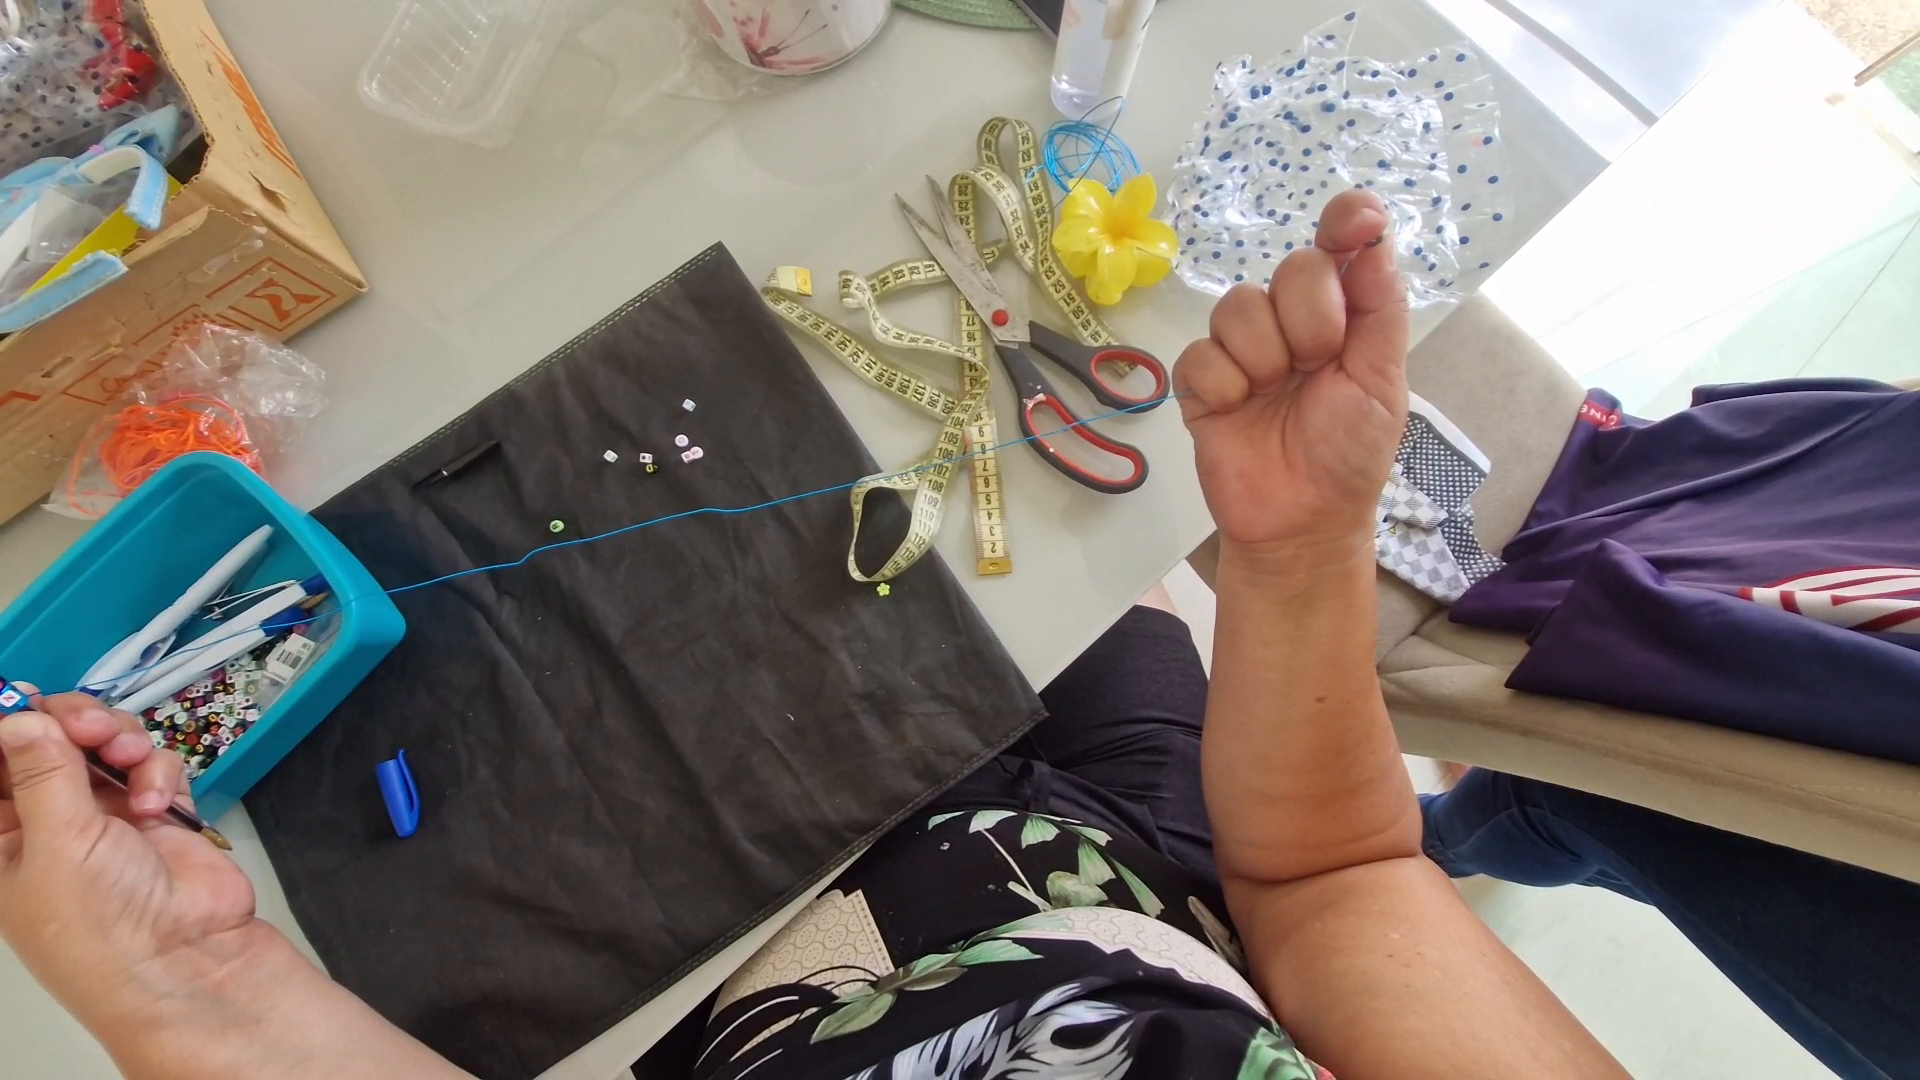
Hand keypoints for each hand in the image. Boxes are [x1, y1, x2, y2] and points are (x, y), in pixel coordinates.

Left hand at [0, 688, 258, 1037]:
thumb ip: (42, 777)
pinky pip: (156, 767)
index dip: (6, 726)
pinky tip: (159, 801)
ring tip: (134, 765)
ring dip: (124, 747)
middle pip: (52, 743)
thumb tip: (20, 718)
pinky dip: (161, 775)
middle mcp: (44, 815)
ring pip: (107, 747)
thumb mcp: (55, 843)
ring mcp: (103, 811)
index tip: (23, 693)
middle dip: (75, 726)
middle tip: (94, 728)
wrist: (181, 943)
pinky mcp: (157, 807)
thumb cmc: (95, 915)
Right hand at [1174, 191, 1409, 558]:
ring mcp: (1240, 353)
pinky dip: (1221, 384)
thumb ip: (1377, 308)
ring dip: (1262, 357)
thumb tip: (1371, 235)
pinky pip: (1200, 354)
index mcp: (1340, 318)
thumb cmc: (1349, 455)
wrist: (1299, 520)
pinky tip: (1234, 411)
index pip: (1337, 247)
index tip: (1353, 224)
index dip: (1344, 222)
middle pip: (1287, 270)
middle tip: (1314, 367)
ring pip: (1237, 307)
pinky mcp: (1199, 384)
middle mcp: (1288, 325)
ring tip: (1270, 396)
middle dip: (1309, 321)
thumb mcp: (1380, 380)